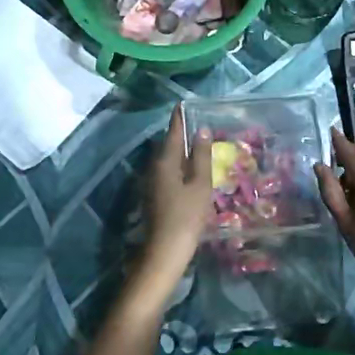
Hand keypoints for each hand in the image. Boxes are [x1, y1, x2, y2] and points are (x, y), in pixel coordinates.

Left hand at [137, 110, 213, 298]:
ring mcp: (152, 182)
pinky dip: (179, 166)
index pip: (172, 132)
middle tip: (196, 123)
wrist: (165, 250)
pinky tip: (190, 171)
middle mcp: (154, 167)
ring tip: (197, 144)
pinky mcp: (155, 195)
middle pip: (168, 145)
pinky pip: (168, 172)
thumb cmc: (186, 216)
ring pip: (168, 159)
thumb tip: (202, 131)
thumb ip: (201, 157)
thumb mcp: (200, 185)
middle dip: (180, 133)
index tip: (184, 104)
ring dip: (180, 151)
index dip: (179, 118)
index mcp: (165, 161)